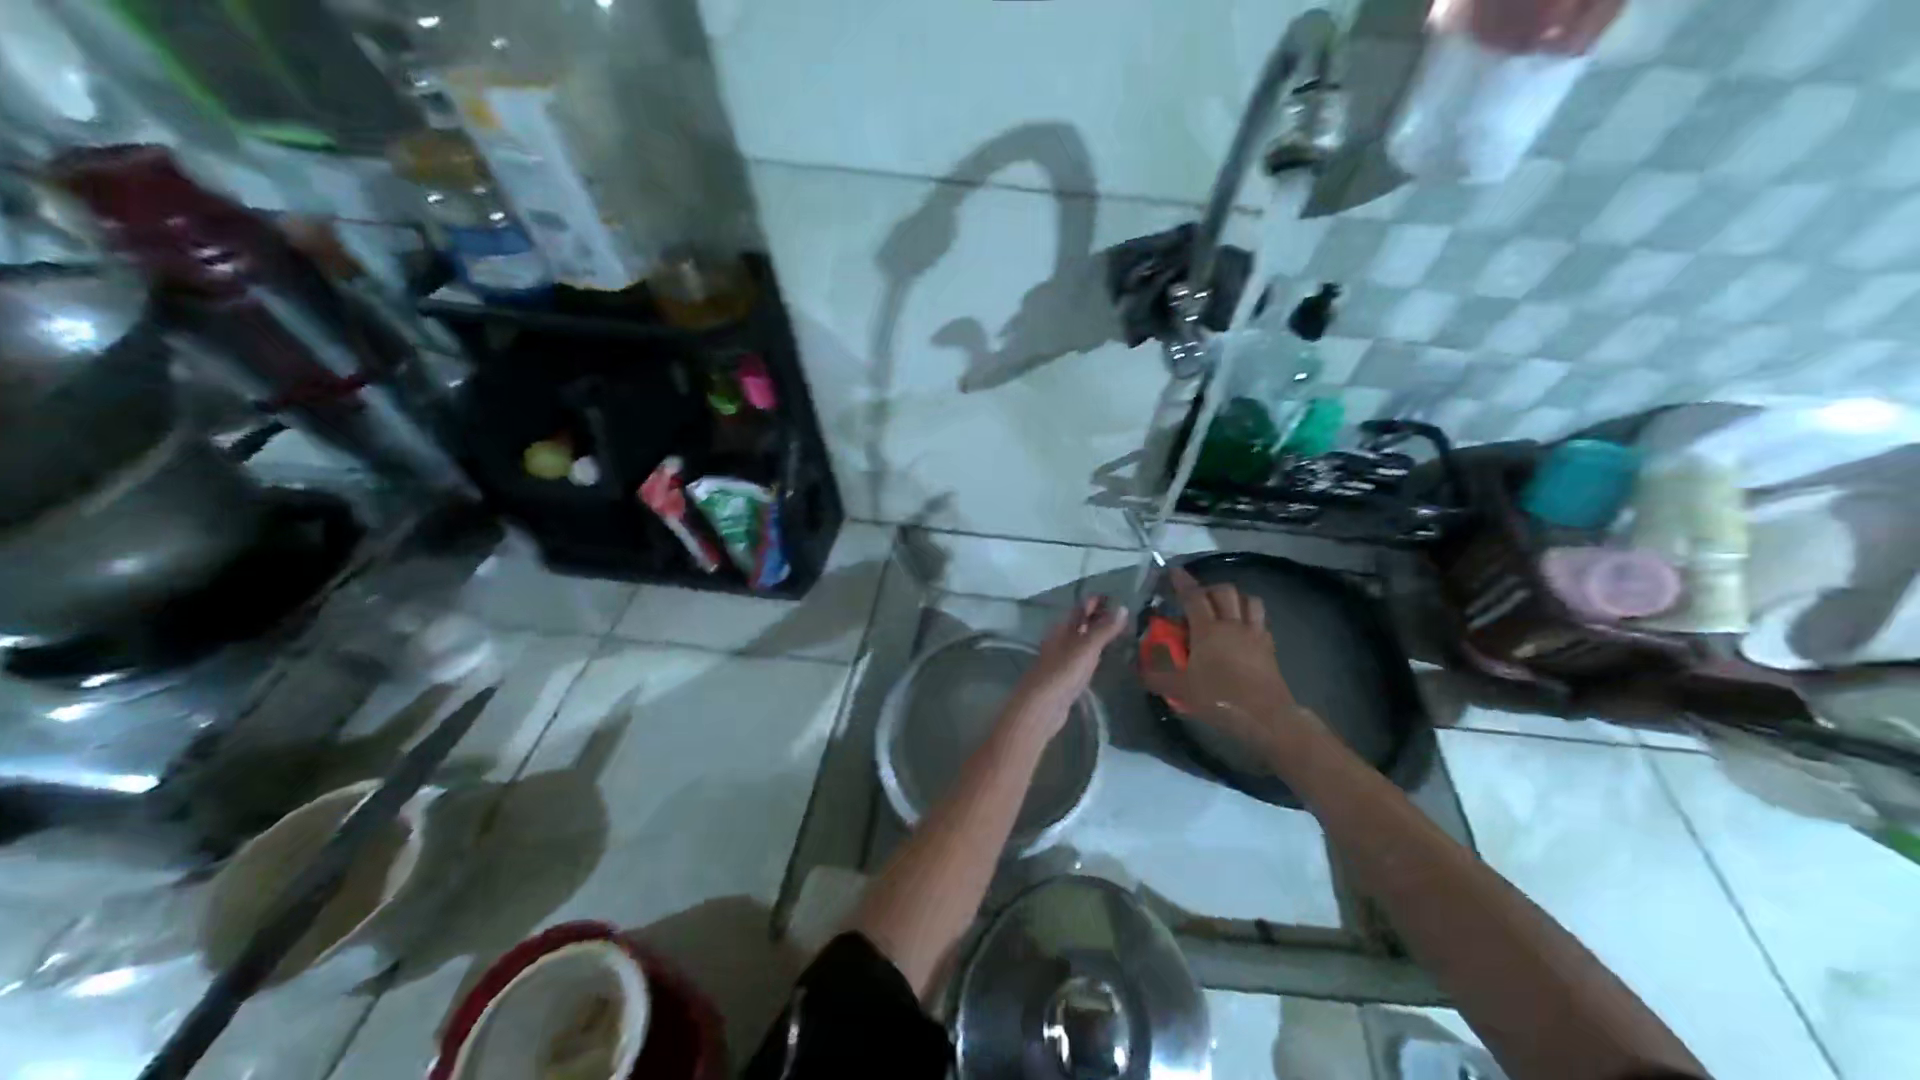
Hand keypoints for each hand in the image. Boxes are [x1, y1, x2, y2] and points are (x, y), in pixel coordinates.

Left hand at [1007, 596, 1127, 738]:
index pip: (1079, 610)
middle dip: (1096, 617)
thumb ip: (1103, 629)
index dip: (1094, 602)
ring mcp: (1061, 661)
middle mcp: (1059, 642)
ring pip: (1080, 642)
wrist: (1041, 708)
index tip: (1113, 596)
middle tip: (1120, 613)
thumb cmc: (1062, 674)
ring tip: (1115, 632)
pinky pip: (1081, 660)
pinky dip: (1092, 654)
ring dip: (1095, 636)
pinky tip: (1099, 659)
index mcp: (1061, 631)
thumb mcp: (1085, 648)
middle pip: (1079, 625)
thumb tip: (1122, 607)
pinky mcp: (1065, 679)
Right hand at [1142, 568, 1311, 754]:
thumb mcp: (1180, 690)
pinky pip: (1261, 621)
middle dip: (1209, 588)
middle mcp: (1232, 624)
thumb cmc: (1220, 698)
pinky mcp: (1269, 647)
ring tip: (1224, 608)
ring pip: (1249, 600)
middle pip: (1224, 591)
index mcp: (1208, 630)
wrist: (1265, 716)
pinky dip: (1250, 617)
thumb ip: (1156, 677)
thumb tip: (1137, 669)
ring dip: (1235, 598)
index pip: (1194, 596)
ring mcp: (1254, 634)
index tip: (1174, 570)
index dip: (1182, 582)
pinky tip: (1242, 630)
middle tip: (1198, 597)